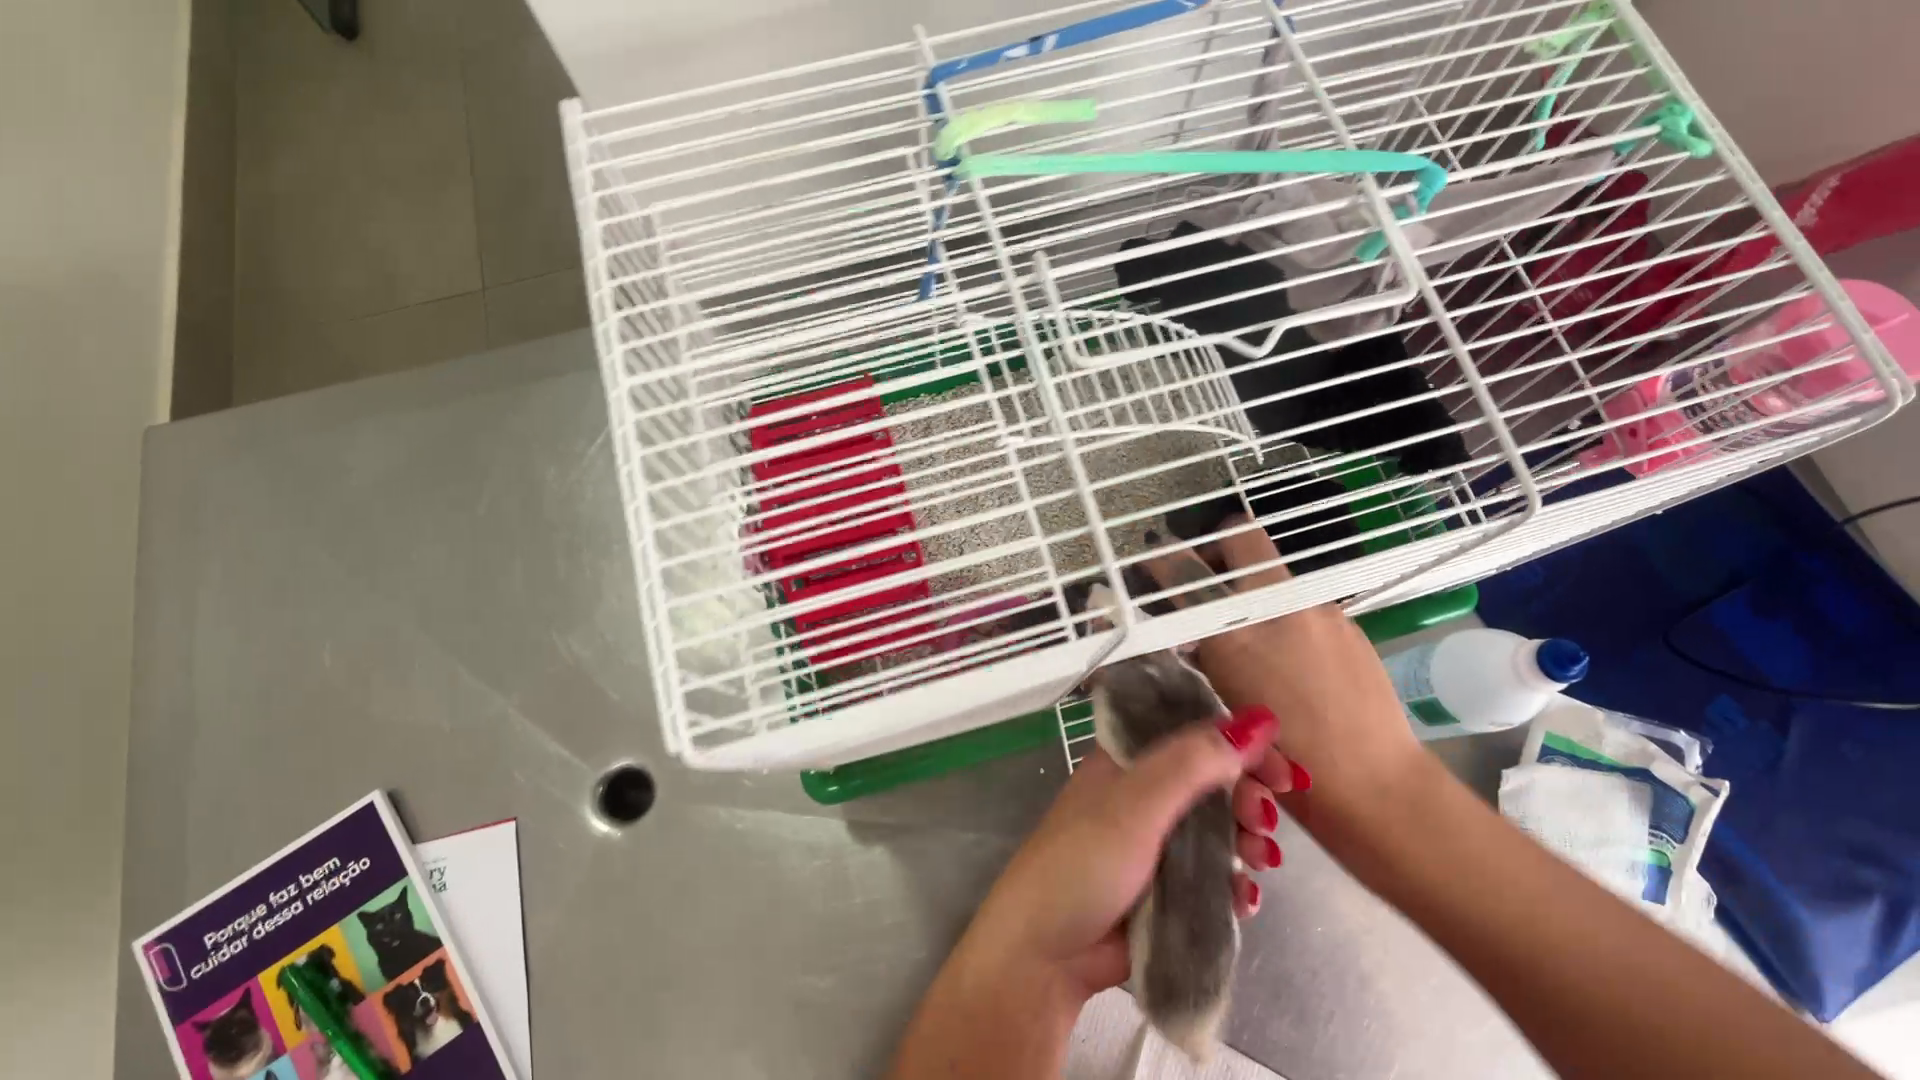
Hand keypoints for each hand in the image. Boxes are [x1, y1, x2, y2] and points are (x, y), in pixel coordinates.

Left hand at [955, 710, 1282, 1002]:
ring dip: (1248, 841)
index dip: (1238, 743)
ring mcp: (1155, 845)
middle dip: (1248, 797)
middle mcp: (1143, 795)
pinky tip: (1244, 899)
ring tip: (1260, 861)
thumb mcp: (1136, 804)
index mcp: (1127, 761)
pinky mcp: (1167, 890)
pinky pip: (1214, 877)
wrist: (1044, 954)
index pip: (1193, 734)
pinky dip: (1235, 884)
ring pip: (1219, 831)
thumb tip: (1260, 720)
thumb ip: (1194, 762)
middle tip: (1263, 821)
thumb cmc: (1083, 864)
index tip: (1279, 769)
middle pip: (1213, 782)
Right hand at [1145, 518, 1426, 829]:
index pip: (1184, 571)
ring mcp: (1320, 610)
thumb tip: (1194, 634)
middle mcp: (1277, 606)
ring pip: (1276, 575)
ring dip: (1255, 590)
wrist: (1374, 783)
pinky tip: (1296, 663)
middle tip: (1209, 576)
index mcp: (1235, 635)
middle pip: (1241, 536)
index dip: (1159, 559)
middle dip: (1219, 545)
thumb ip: (1208, 657)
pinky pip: (1305, 606)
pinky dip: (1288, 619)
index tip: (1152, 558)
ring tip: (1256, 638)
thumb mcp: (1224, 708)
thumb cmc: (1287, 766)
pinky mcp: (1350, 624)